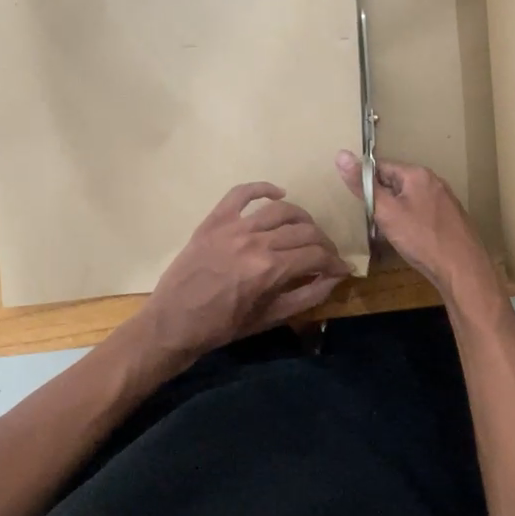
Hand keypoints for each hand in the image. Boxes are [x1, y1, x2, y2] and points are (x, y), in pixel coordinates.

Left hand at [133, 182, 351, 358]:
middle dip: (324, 243)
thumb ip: (307, 296)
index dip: (335, 262)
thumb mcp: (270, 318)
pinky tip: (278, 194)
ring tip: (307, 230)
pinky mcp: (215, 221)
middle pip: (305, 231)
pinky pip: (242, 193)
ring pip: (281, 210)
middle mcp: (256, 242)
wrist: (172, 324)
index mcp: (270, 269)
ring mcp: (234, 227)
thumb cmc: (222, 327)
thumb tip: (335, 279)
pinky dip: (263, 188)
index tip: (342, 268)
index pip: (316, 255)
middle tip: (326, 254)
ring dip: (302, 218)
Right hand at [336, 151, 495, 293]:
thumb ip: (364, 185)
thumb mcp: (386, 212)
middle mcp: (434, 181)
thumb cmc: (421, 238)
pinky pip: (424, 211)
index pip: (382, 166)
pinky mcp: (451, 217)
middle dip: (381, 197)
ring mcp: (445, 199)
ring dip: (396, 210)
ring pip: (411, 198)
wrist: (462, 268)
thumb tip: (341, 154)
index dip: (365, 180)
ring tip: (386, 231)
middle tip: (370, 219)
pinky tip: (409, 237)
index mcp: (418, 174)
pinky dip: (412, 220)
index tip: (356, 199)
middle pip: (397, 182)